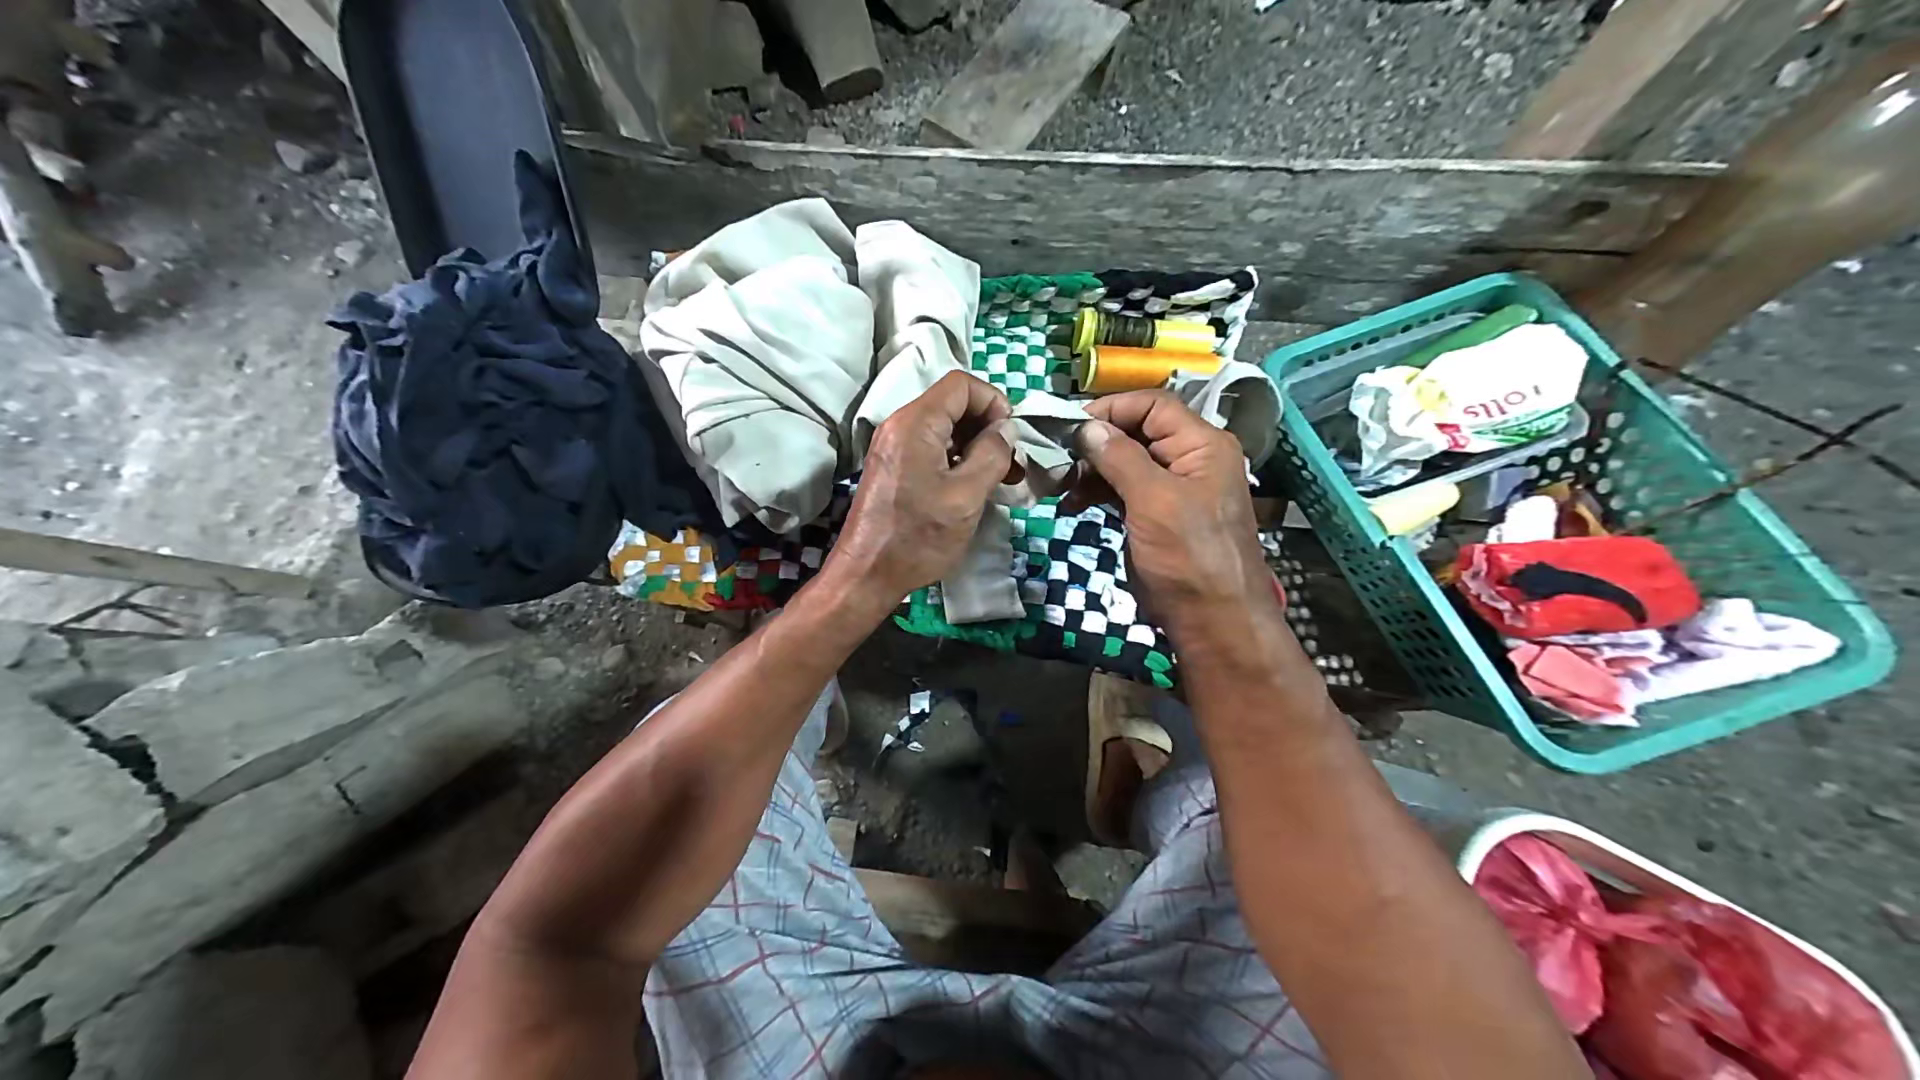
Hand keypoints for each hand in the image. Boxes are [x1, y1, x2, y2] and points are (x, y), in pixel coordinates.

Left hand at [827, 371, 1013, 607]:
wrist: (868, 573)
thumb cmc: (918, 536)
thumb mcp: (966, 496)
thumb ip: (992, 455)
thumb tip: (1004, 431)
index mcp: (915, 424)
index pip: (961, 384)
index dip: (993, 401)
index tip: (1011, 435)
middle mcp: (899, 426)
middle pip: (952, 403)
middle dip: (987, 425)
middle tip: (1010, 461)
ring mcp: (893, 446)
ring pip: (943, 427)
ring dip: (974, 444)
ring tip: (999, 477)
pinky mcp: (893, 467)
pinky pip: (931, 447)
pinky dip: (956, 458)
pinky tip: (973, 486)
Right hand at [1075, 391, 1280, 643]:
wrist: (1213, 619)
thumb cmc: (1189, 556)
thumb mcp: (1154, 500)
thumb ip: (1121, 457)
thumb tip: (1087, 427)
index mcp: (1202, 445)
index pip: (1153, 405)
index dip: (1111, 409)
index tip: (1070, 426)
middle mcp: (1189, 459)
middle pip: (1137, 432)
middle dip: (1096, 442)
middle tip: (1058, 458)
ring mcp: (1172, 489)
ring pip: (1125, 462)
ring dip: (1092, 469)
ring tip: (1061, 484)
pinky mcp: (1156, 515)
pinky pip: (1124, 490)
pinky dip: (1098, 492)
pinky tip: (1074, 503)